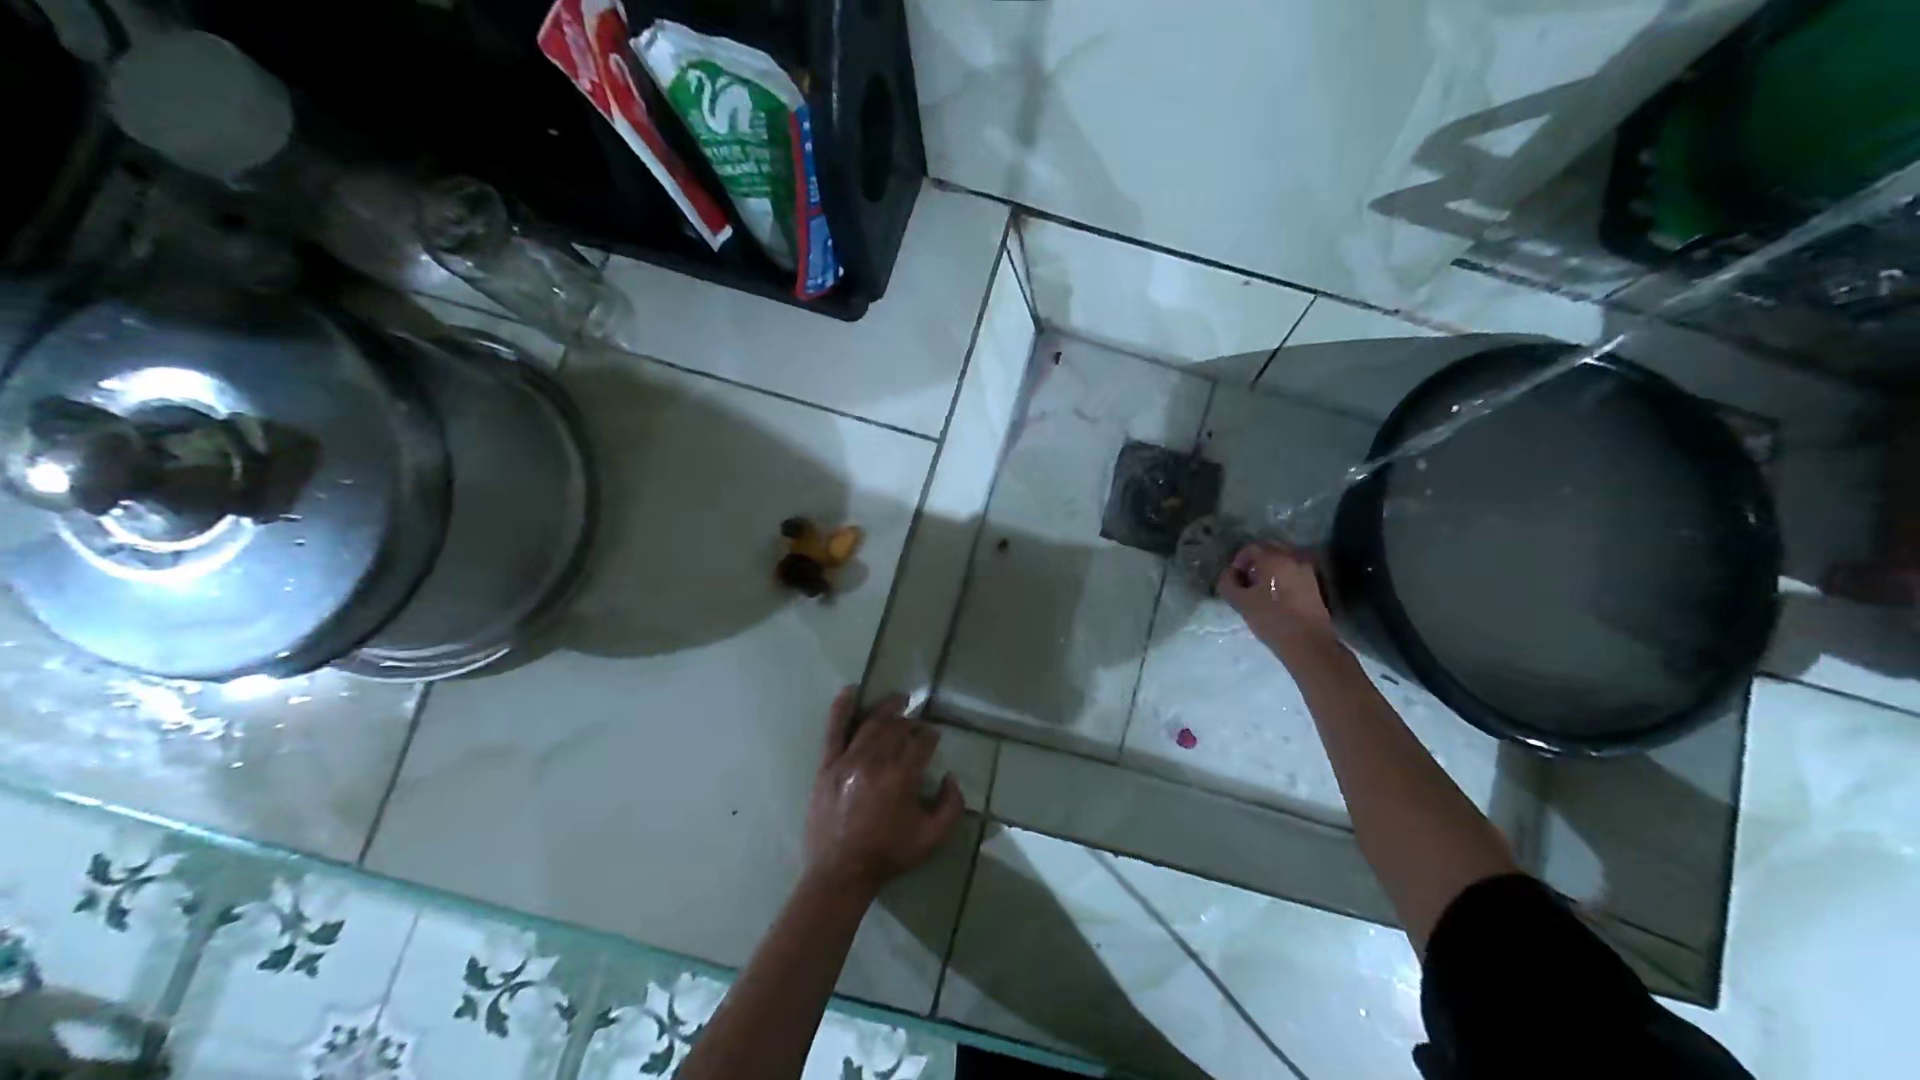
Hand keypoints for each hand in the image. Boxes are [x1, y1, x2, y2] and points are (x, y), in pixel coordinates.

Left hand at [805, 690, 965, 896]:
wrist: (840, 873)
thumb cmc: (888, 855)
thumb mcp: (932, 838)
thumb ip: (952, 806)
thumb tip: (950, 777)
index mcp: (901, 778)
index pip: (921, 743)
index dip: (931, 736)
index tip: (934, 736)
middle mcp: (875, 762)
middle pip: (897, 729)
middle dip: (911, 722)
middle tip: (917, 722)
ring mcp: (848, 761)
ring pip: (871, 724)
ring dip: (887, 708)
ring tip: (898, 700)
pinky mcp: (828, 766)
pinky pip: (834, 730)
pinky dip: (842, 708)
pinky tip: (850, 691)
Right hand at [1217, 543, 1338, 654]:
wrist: (1308, 642)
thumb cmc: (1271, 620)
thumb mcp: (1240, 602)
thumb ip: (1228, 583)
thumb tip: (1229, 573)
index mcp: (1273, 559)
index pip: (1251, 548)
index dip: (1238, 561)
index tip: (1234, 579)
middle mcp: (1292, 558)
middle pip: (1269, 549)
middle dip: (1255, 562)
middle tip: (1246, 581)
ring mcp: (1306, 570)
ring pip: (1283, 560)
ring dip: (1269, 568)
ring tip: (1261, 589)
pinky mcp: (1314, 583)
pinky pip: (1292, 570)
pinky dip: (1282, 575)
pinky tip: (1276, 594)